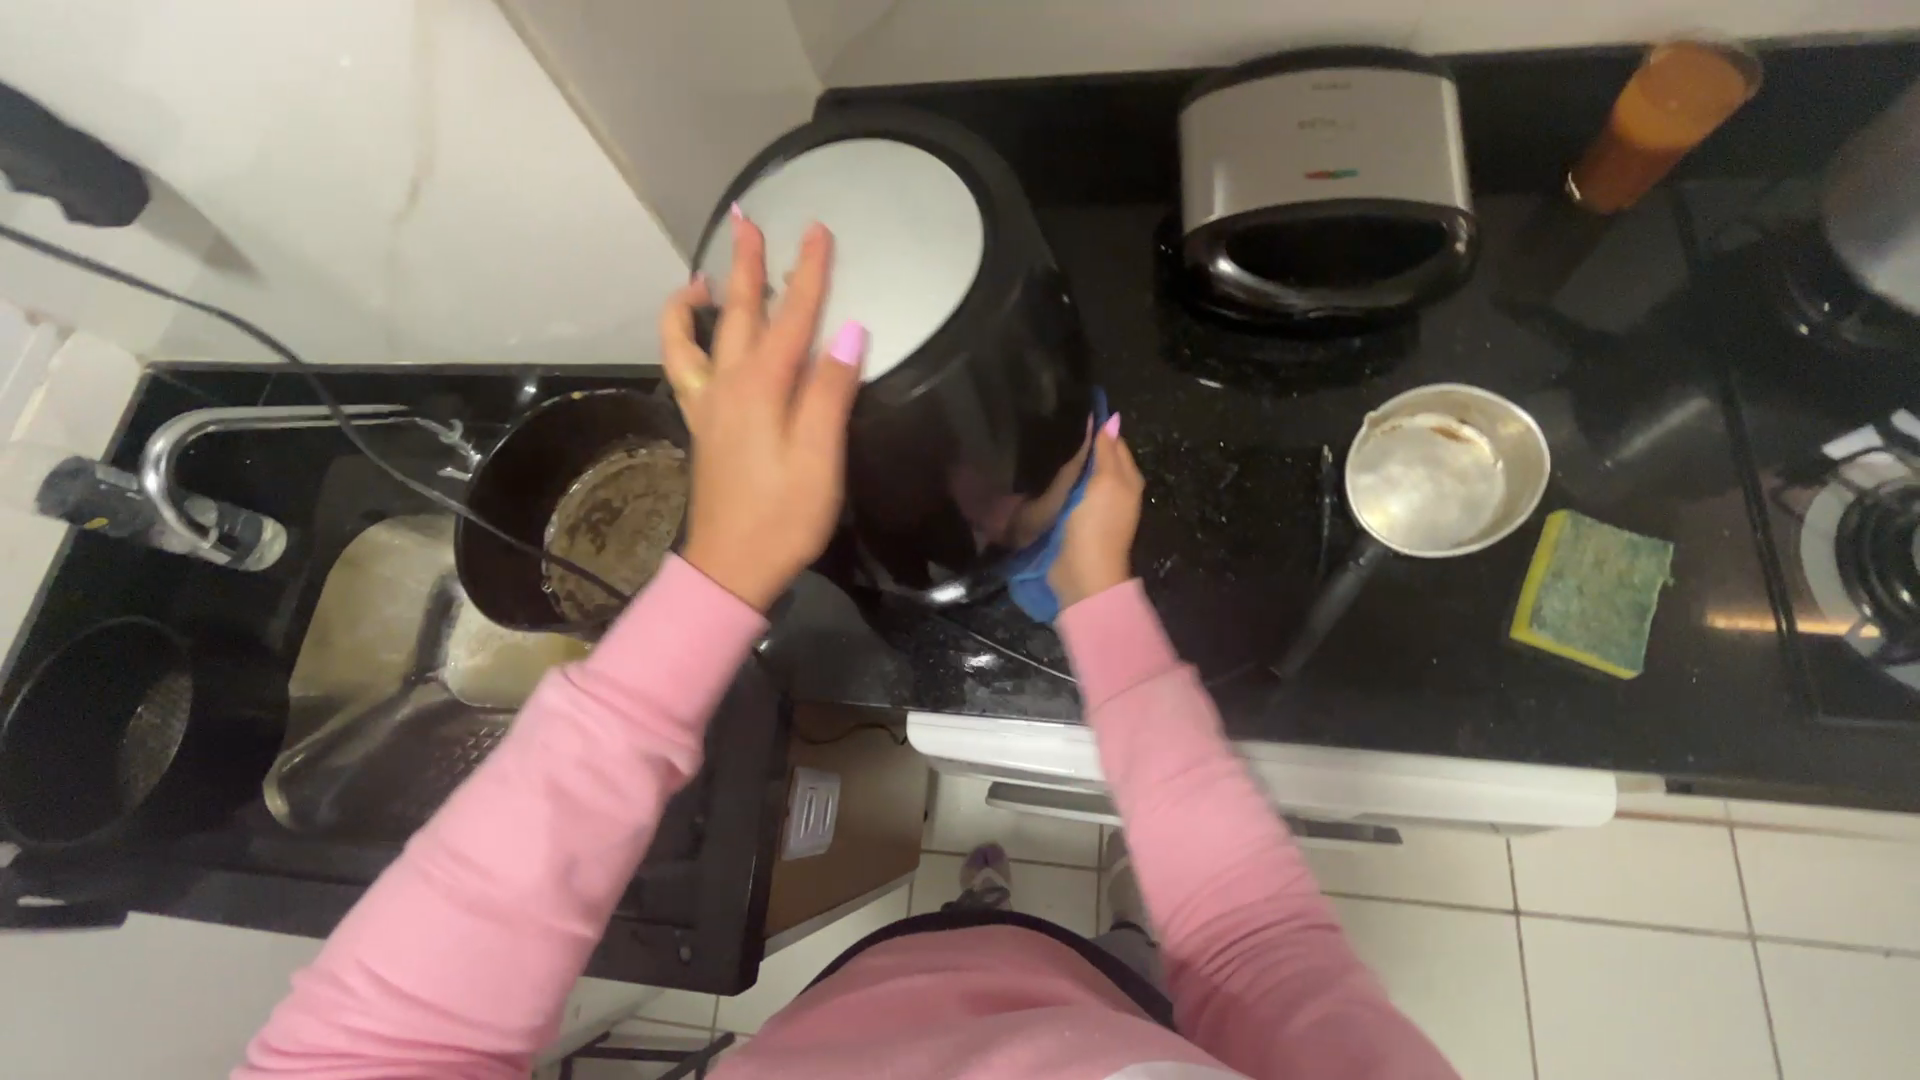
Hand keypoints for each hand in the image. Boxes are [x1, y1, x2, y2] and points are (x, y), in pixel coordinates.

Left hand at [658, 215, 865, 610]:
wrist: (731, 565)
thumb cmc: (785, 517)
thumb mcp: (820, 458)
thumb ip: (830, 392)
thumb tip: (851, 332)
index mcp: (763, 389)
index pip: (793, 318)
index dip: (808, 274)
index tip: (818, 231)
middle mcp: (728, 386)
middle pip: (741, 314)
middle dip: (750, 267)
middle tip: (748, 222)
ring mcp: (709, 406)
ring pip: (698, 338)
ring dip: (702, 301)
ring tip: (702, 275)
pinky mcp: (702, 427)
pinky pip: (683, 370)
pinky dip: (683, 342)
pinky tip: (694, 337)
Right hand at [1049, 414, 1142, 612]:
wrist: (1084, 573)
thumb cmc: (1097, 523)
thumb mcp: (1105, 481)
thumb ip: (1106, 451)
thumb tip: (1112, 418)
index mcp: (1128, 479)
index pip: (1115, 443)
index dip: (1099, 428)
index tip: (1075, 412)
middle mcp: (1117, 491)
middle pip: (1101, 459)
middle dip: (1084, 444)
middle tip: (1056, 425)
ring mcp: (1097, 508)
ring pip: (1086, 476)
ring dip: (1071, 464)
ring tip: (1048, 444)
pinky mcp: (1078, 522)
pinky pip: (1072, 493)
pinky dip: (1063, 482)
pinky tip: (1047, 474)